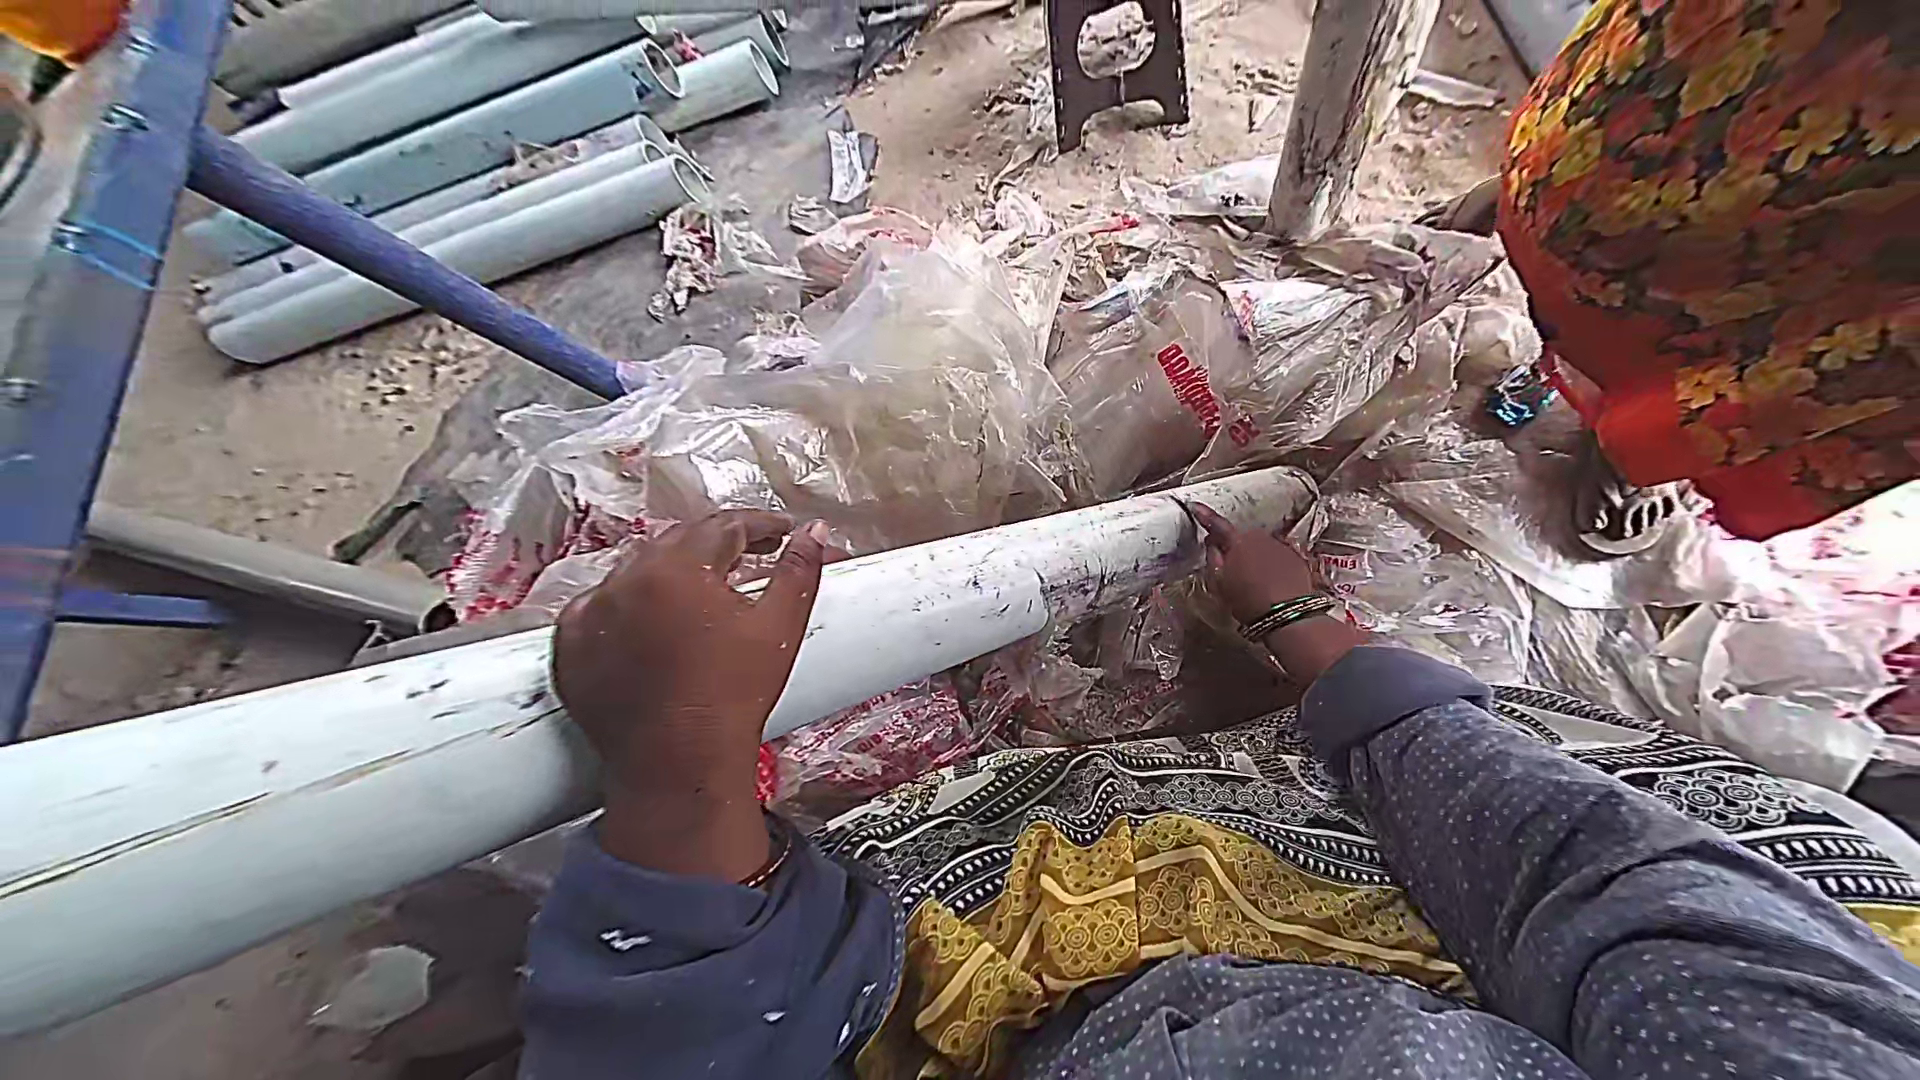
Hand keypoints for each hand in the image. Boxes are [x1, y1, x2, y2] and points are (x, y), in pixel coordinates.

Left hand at [552, 510, 830, 880]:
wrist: (679, 764)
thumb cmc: (736, 694)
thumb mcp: (781, 626)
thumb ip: (799, 569)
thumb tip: (814, 529)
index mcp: (679, 569)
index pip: (725, 526)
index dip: (760, 525)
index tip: (781, 533)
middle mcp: (627, 580)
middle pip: (681, 541)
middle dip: (720, 543)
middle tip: (753, 556)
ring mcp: (591, 613)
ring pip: (639, 568)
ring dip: (675, 568)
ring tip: (707, 588)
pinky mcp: (569, 645)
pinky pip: (602, 603)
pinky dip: (631, 601)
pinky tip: (655, 618)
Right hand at [1185, 501, 1317, 621]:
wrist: (1289, 616)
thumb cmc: (1247, 601)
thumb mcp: (1219, 583)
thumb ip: (1212, 558)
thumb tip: (1212, 543)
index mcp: (1237, 542)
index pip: (1217, 524)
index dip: (1205, 515)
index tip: (1195, 506)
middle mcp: (1260, 538)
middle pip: (1242, 537)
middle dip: (1236, 547)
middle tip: (1231, 569)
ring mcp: (1282, 547)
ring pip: (1261, 546)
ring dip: (1255, 556)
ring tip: (1253, 580)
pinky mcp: (1298, 558)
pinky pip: (1278, 556)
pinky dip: (1272, 564)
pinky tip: (1271, 582)